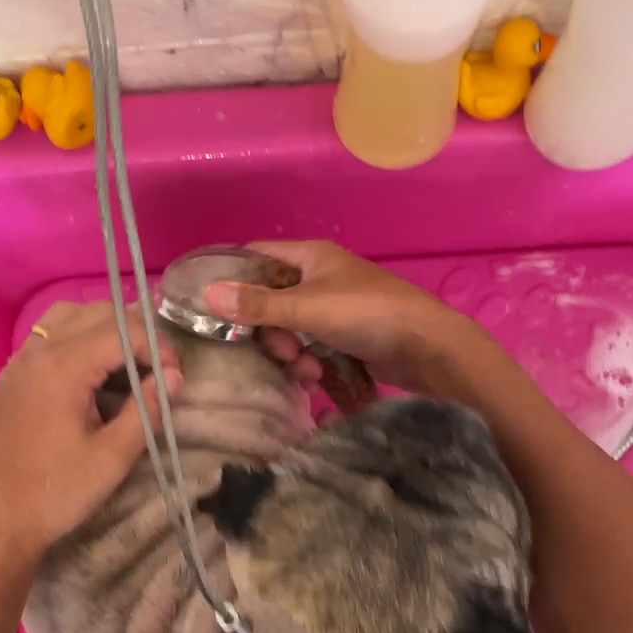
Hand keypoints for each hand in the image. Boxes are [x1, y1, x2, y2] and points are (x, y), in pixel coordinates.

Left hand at [0, 301, 181, 564]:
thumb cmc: (57, 492)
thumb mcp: (113, 457)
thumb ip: (147, 409)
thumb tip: (174, 376)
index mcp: (62, 367)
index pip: (122, 329)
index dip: (157, 347)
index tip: (176, 379)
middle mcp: (37, 352)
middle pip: (97, 313)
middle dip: (136, 332)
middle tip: (160, 370)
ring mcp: (20, 362)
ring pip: (70, 317)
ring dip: (106, 330)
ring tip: (130, 365)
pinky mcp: (13, 378)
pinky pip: (50, 337)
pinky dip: (80, 340)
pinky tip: (95, 376)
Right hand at [202, 240, 497, 395]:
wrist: (425, 346)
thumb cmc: (367, 314)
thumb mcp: (307, 308)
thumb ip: (258, 305)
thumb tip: (207, 295)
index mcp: (311, 256)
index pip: (257, 255)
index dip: (233, 276)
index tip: (213, 306)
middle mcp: (320, 277)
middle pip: (271, 301)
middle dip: (270, 330)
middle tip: (281, 350)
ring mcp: (334, 309)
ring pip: (292, 330)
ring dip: (292, 353)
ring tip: (309, 369)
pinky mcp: (346, 338)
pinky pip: (313, 347)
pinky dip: (311, 362)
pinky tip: (320, 377)